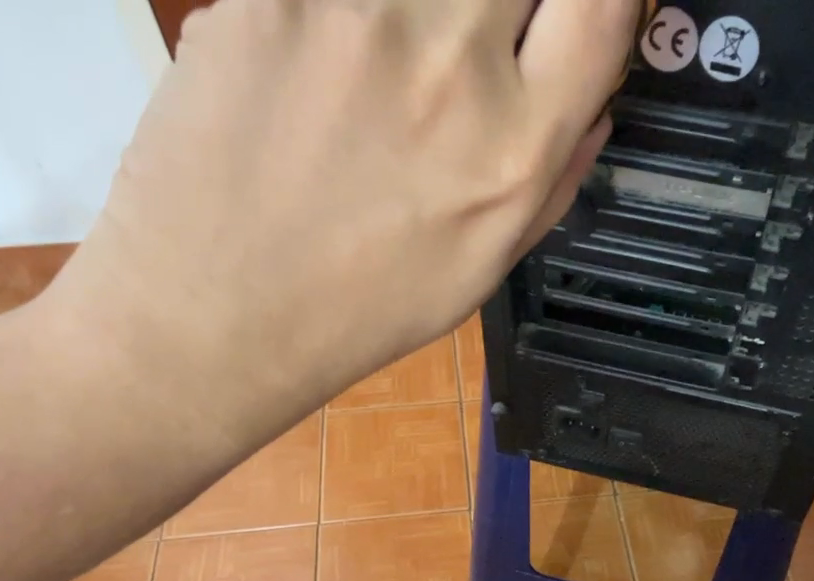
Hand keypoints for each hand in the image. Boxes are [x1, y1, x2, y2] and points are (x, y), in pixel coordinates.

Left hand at [46, 0, 642, 429]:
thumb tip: (594, 101)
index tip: (571, 10)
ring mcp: (355, 15)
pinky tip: (311, 72)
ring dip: (412, 21)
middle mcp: (451, 66)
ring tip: (374, 78)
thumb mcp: (482, 269)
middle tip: (457, 50)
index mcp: (515, 151)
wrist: (209, 315)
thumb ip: (553, 179)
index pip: (603, 3)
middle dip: (498, 8)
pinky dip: (334, 23)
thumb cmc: (358, 310)